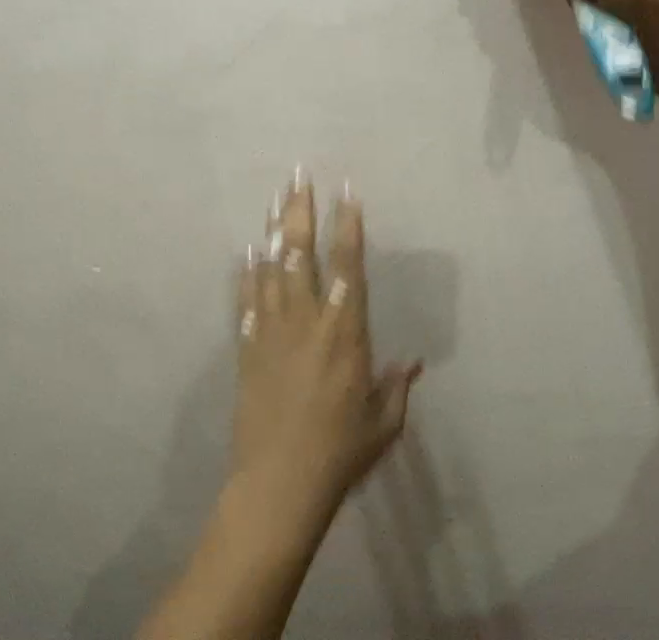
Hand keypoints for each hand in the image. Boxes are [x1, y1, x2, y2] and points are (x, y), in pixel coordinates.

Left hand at [232, 170, 420, 509]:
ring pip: (272, 270)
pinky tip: (246, 252)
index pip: (349, 268)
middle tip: (298, 176)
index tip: (346, 194)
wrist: (279, 484)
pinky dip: (248, 275)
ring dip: (273, 232)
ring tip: (274, 199)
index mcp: (347, 333)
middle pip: (302, 255)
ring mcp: (273, 334)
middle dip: (301, 212)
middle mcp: (308, 322)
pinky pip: (247, 303)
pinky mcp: (248, 351)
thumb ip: (397, 387)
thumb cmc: (342, 452)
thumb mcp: (384, 421)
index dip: (348, 228)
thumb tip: (412, 363)